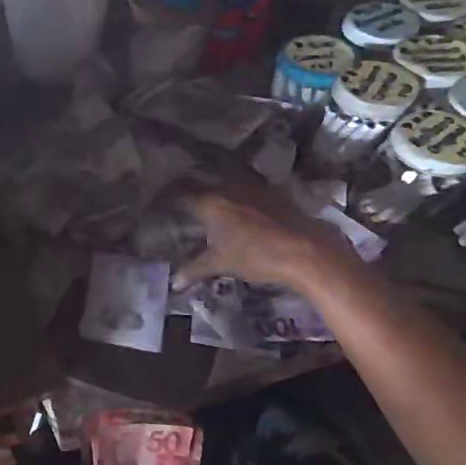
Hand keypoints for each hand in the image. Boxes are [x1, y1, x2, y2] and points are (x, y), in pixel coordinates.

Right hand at [170, 186, 360, 295]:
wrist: (308, 251)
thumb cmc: (257, 256)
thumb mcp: (220, 264)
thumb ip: (194, 270)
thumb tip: (174, 284)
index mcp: (210, 202)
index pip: (180, 194)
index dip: (166, 198)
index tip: (157, 202)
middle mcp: (229, 188)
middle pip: (201, 180)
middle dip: (187, 186)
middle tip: (177, 195)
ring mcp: (254, 188)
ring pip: (225, 180)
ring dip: (213, 185)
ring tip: (204, 197)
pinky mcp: (274, 193)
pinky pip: (246, 188)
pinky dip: (235, 193)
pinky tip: (236, 204)